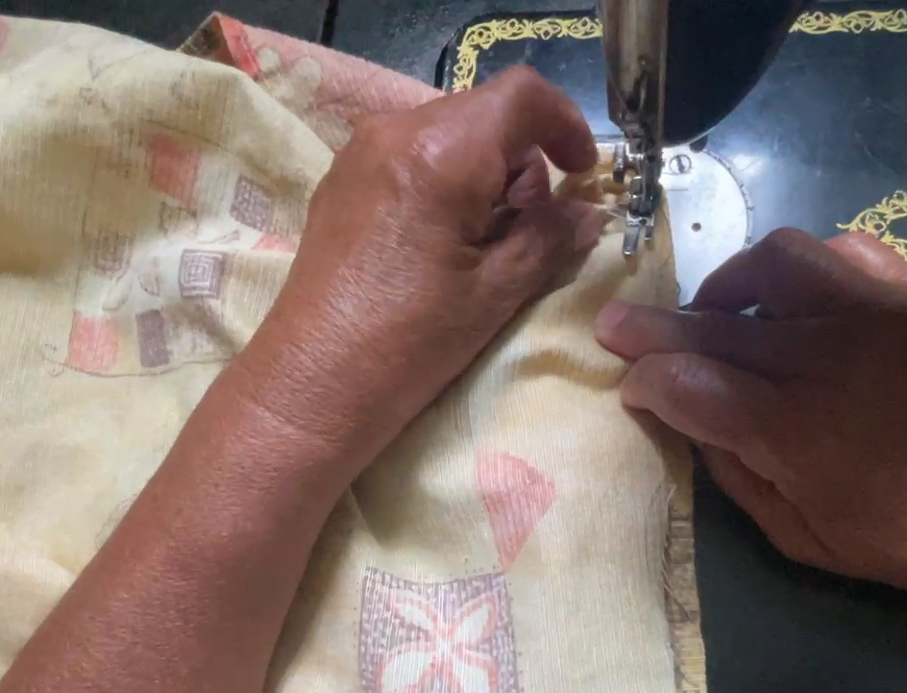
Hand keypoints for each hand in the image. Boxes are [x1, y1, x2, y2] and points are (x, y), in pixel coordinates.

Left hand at [237, 67, 607, 465]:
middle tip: (531, 227)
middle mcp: (394, 132)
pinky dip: (445, 182)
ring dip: (485, 174)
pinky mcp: (342, 181)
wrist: (317, 383)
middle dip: (523, 161)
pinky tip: (444, 242)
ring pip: (447, 135)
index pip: (522, 96)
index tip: (583, 174)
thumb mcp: (494, 295)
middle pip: (483, 114)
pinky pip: (411, 156)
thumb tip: (589, 213)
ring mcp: (360, 153)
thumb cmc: (411, 344)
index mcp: (440, 155)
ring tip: (485, 243)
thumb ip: (549, 240)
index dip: (566, 124)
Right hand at [596, 228, 906, 616]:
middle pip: (714, 323)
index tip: (628, 386)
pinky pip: (842, 252)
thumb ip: (736, 476)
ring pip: (774, 261)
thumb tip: (690, 425)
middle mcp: (828, 357)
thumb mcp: (806, 539)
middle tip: (614, 325)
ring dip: (727, 285)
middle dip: (651, 328)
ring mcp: (878, 313)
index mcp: (796, 433)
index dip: (645, 380)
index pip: (687, 383)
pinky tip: (795, 302)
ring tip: (716, 314)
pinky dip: (801, 271)